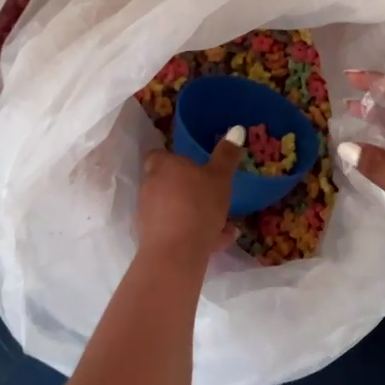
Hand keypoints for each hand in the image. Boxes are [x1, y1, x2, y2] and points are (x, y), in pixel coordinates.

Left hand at [136, 132, 241, 266]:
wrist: (175, 255)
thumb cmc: (198, 205)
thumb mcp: (220, 178)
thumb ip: (227, 155)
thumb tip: (237, 129)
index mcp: (163, 166)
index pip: (159, 155)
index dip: (173, 160)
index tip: (192, 167)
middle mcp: (149, 187)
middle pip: (166, 183)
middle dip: (188, 191)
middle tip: (212, 198)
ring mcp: (147, 215)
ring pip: (174, 209)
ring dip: (193, 215)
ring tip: (223, 227)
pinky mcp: (150, 240)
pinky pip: (174, 231)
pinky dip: (191, 235)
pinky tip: (214, 244)